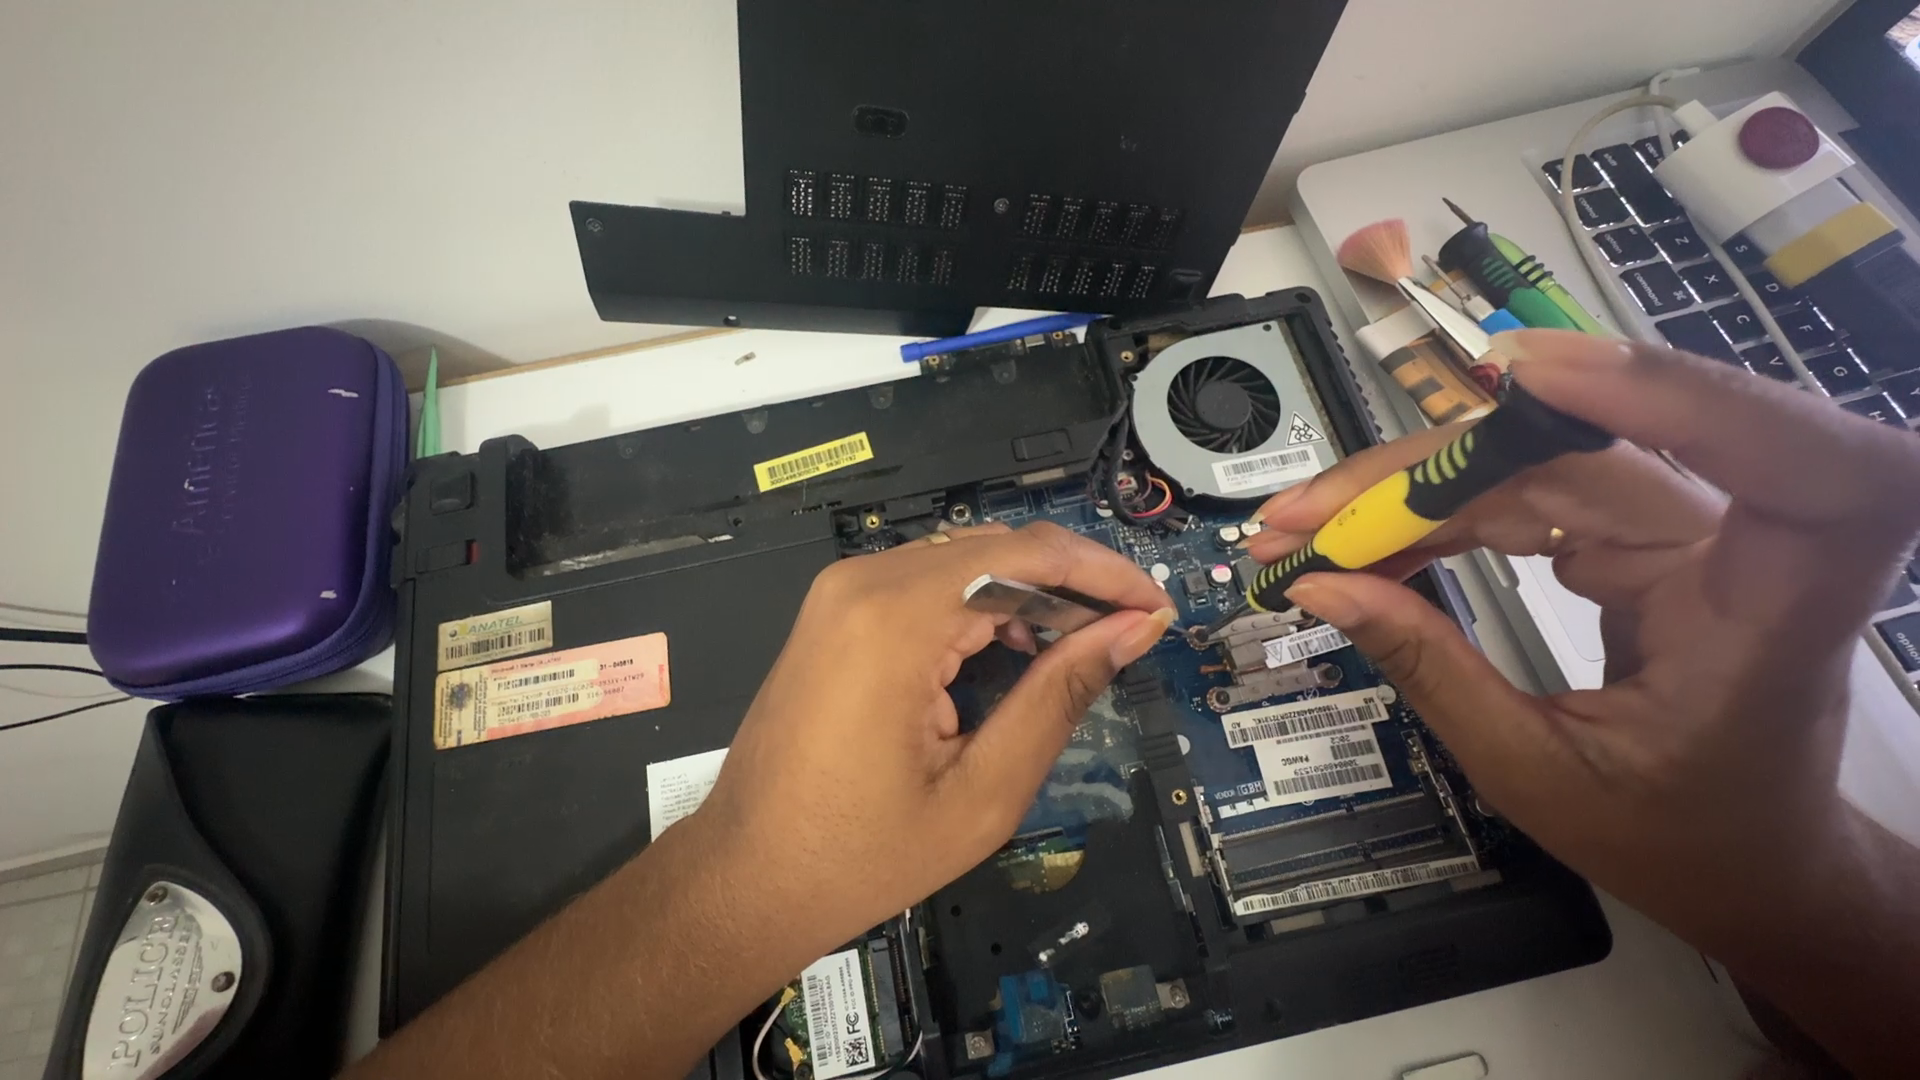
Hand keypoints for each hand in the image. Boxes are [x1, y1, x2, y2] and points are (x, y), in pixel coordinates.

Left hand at [689, 522, 1174, 968]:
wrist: (747, 877)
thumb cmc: (860, 854)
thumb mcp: (982, 790)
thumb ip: (1060, 697)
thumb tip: (1129, 633)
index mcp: (896, 618)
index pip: (1026, 555)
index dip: (1103, 574)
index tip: (1153, 608)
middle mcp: (863, 582)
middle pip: (996, 548)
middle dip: (1070, 584)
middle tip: (1124, 634)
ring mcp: (841, 592)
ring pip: (963, 560)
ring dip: (1027, 593)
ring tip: (1075, 647)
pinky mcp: (836, 611)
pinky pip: (925, 582)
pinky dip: (979, 604)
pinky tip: (1009, 649)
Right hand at [1247, 330, 1919, 1075]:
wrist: (1737, 857)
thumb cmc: (1669, 834)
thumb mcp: (1530, 768)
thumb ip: (1428, 669)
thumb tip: (1318, 585)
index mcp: (1769, 616)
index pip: (1795, 469)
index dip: (1673, 396)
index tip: (1526, 373)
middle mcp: (1732, 546)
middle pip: (1566, 462)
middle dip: (1411, 482)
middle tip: (1295, 523)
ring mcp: (1671, 530)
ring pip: (1517, 469)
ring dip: (1394, 497)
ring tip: (1298, 532)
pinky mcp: (1621, 532)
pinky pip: (1506, 498)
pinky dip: (1419, 518)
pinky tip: (1353, 543)